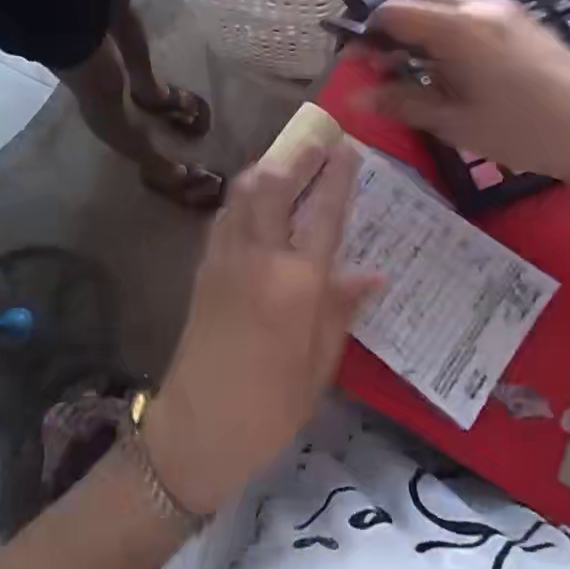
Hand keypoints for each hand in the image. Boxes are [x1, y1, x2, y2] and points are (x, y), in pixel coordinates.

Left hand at [142, 144, 380, 516]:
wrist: (197, 428)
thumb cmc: (271, 406)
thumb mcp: (321, 364)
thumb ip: (341, 309)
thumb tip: (373, 274)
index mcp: (296, 282)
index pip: (323, 214)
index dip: (337, 177)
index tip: (347, 148)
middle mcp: (257, 257)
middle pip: (274, 187)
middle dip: (297, 157)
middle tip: (317, 140)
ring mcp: (224, 259)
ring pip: (242, 194)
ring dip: (265, 169)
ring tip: (286, 161)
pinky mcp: (203, 269)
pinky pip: (224, 217)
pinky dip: (241, 197)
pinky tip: (253, 201)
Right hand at [356, 0, 569, 179]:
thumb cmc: (525, 131)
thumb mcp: (456, 123)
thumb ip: (403, 102)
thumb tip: (356, 97)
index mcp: (458, 27)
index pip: (392, 12)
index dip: (366, 35)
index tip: (358, 65)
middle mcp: (479, 7)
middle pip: (417, 2)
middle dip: (393, 33)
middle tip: (386, 72)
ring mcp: (506, 12)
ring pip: (445, 9)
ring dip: (421, 34)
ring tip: (421, 77)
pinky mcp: (524, 23)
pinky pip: (471, 17)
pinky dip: (449, 35)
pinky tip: (457, 73)